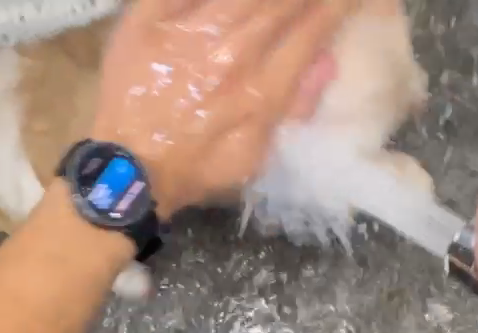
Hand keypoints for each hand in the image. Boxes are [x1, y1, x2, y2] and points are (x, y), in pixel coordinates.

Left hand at [90, 0, 348, 216]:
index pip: (311, 32)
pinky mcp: (149, 15)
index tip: (348, 0)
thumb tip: (326, 63)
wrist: (129, 170)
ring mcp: (188, 29)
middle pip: (281, 1)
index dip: (335, 7)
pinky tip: (231, 1)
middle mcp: (230, 52)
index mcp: (259, 92)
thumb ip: (291, 110)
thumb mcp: (253, 159)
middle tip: (314, 0)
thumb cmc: (196, 169)